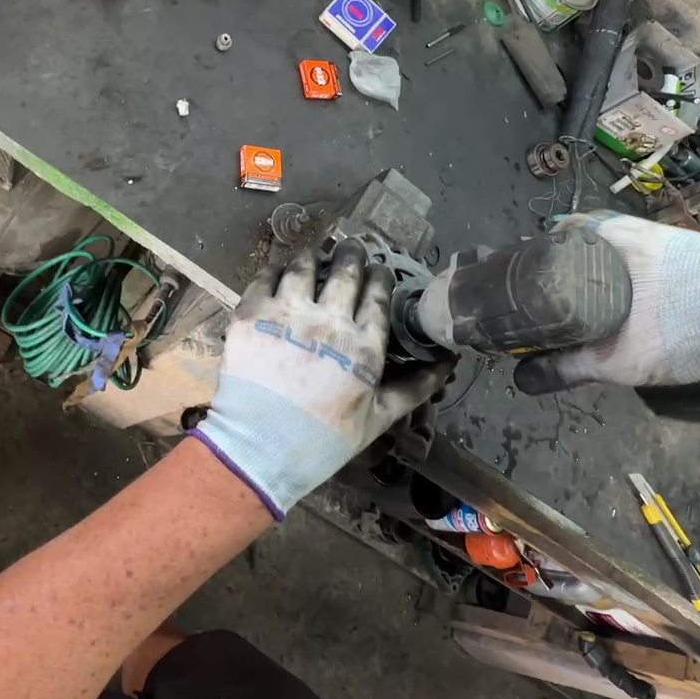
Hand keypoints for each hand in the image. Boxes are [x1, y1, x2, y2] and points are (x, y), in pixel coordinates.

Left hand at [192, 240, 451, 519]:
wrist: (258, 450)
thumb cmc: (323, 440)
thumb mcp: (377, 419)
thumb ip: (414, 387)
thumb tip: (448, 362)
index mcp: (363, 346)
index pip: (377, 296)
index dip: (380, 277)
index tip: (379, 270)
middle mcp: (329, 321)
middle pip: (345, 272)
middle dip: (351, 254)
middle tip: (351, 247)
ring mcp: (287, 314)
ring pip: (304, 266)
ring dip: (312, 255)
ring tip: (314, 254)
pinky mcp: (251, 314)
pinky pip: (265, 277)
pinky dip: (274, 269)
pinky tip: (279, 271)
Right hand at [514, 211, 699, 392]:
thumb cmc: (689, 325)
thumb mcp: (620, 357)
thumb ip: (567, 365)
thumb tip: (521, 379)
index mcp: (602, 236)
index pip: (544, 239)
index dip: (524, 266)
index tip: (513, 293)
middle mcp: (624, 226)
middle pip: (572, 243)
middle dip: (555, 273)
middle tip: (543, 308)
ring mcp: (656, 234)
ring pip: (604, 250)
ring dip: (587, 274)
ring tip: (576, 310)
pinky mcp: (681, 247)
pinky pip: (632, 257)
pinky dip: (616, 275)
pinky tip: (621, 304)